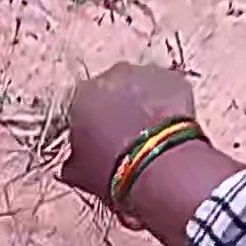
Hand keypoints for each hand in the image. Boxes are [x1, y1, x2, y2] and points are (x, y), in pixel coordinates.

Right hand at [57, 63, 197, 200]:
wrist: (156, 164)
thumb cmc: (110, 169)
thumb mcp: (76, 173)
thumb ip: (71, 159)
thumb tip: (72, 160)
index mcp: (80, 97)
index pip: (75, 107)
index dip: (81, 126)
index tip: (86, 143)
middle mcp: (112, 76)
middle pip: (107, 90)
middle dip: (109, 109)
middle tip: (114, 139)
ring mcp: (146, 73)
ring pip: (136, 87)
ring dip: (135, 104)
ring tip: (138, 135)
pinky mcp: (174, 78)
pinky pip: (162, 90)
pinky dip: (159, 104)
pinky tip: (158, 129)